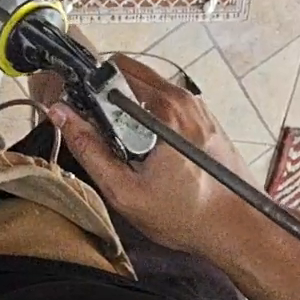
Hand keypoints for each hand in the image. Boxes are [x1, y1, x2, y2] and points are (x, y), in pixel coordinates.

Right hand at [48, 56, 255, 257]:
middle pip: (129, 72)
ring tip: (123, 144)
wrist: (238, 229)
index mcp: (165, 109)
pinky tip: (146, 148)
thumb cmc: (186, 214)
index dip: (88, 87)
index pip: (113, 70)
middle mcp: (184, 99)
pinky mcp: (204, 117)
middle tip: (99, 130)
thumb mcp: (124, 190)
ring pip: (146, 86)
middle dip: (105, 94)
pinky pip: (164, 101)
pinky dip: (147, 114)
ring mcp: (197, 106)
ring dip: (126, 105)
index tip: (79, 110)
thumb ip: (88, 148)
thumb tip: (61, 114)